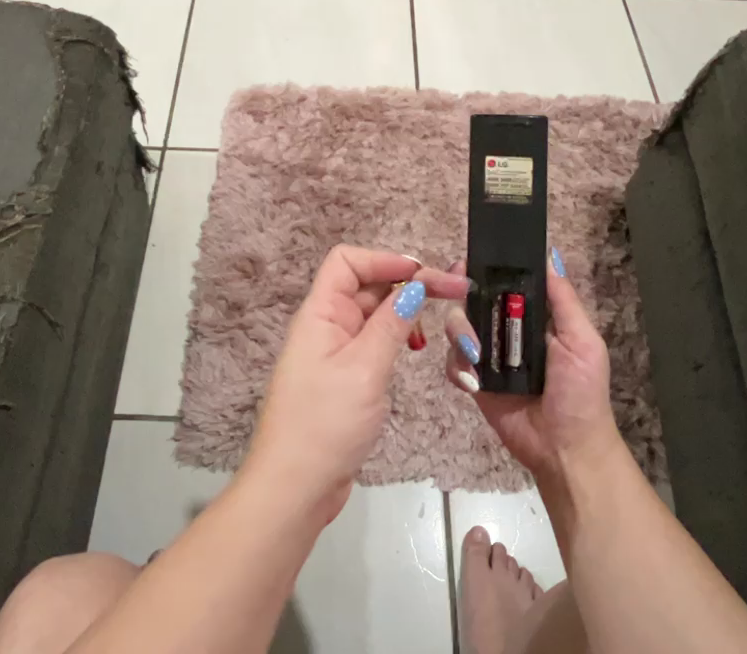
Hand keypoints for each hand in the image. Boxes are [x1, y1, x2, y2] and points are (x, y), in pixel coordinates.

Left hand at [241, 245, 468, 519]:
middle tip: (452, 294)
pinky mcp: (343, 379)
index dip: (384, 259)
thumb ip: (391, 324)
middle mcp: (324, 326)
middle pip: (364, 285)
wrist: (295, 487)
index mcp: (320, 314)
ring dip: (402, 313)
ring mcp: (332, 353)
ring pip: (371, 314)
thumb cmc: (325, 424)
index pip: (346, 262)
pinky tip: (413, 351)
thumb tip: (414, 285)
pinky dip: (394, 339)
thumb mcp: (365, 369)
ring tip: (430, 330)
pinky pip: (371, 343)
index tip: (424, 274)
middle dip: (405, 284)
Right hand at [443, 248, 622, 480]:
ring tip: (476, 353)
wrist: (565, 449)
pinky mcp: (474, 381)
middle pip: (472, 298)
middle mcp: (507, 329)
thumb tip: (550, 254)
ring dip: (460, 333)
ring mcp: (488, 355)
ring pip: (456, 326)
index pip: (503, 281)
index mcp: (534, 315)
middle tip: (457, 293)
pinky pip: (452, 362)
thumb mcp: (582, 341)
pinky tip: (473, 381)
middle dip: (461, 295)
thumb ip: (563, 299)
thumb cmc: (581, 393)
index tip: (468, 262)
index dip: (485, 269)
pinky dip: (458, 367)